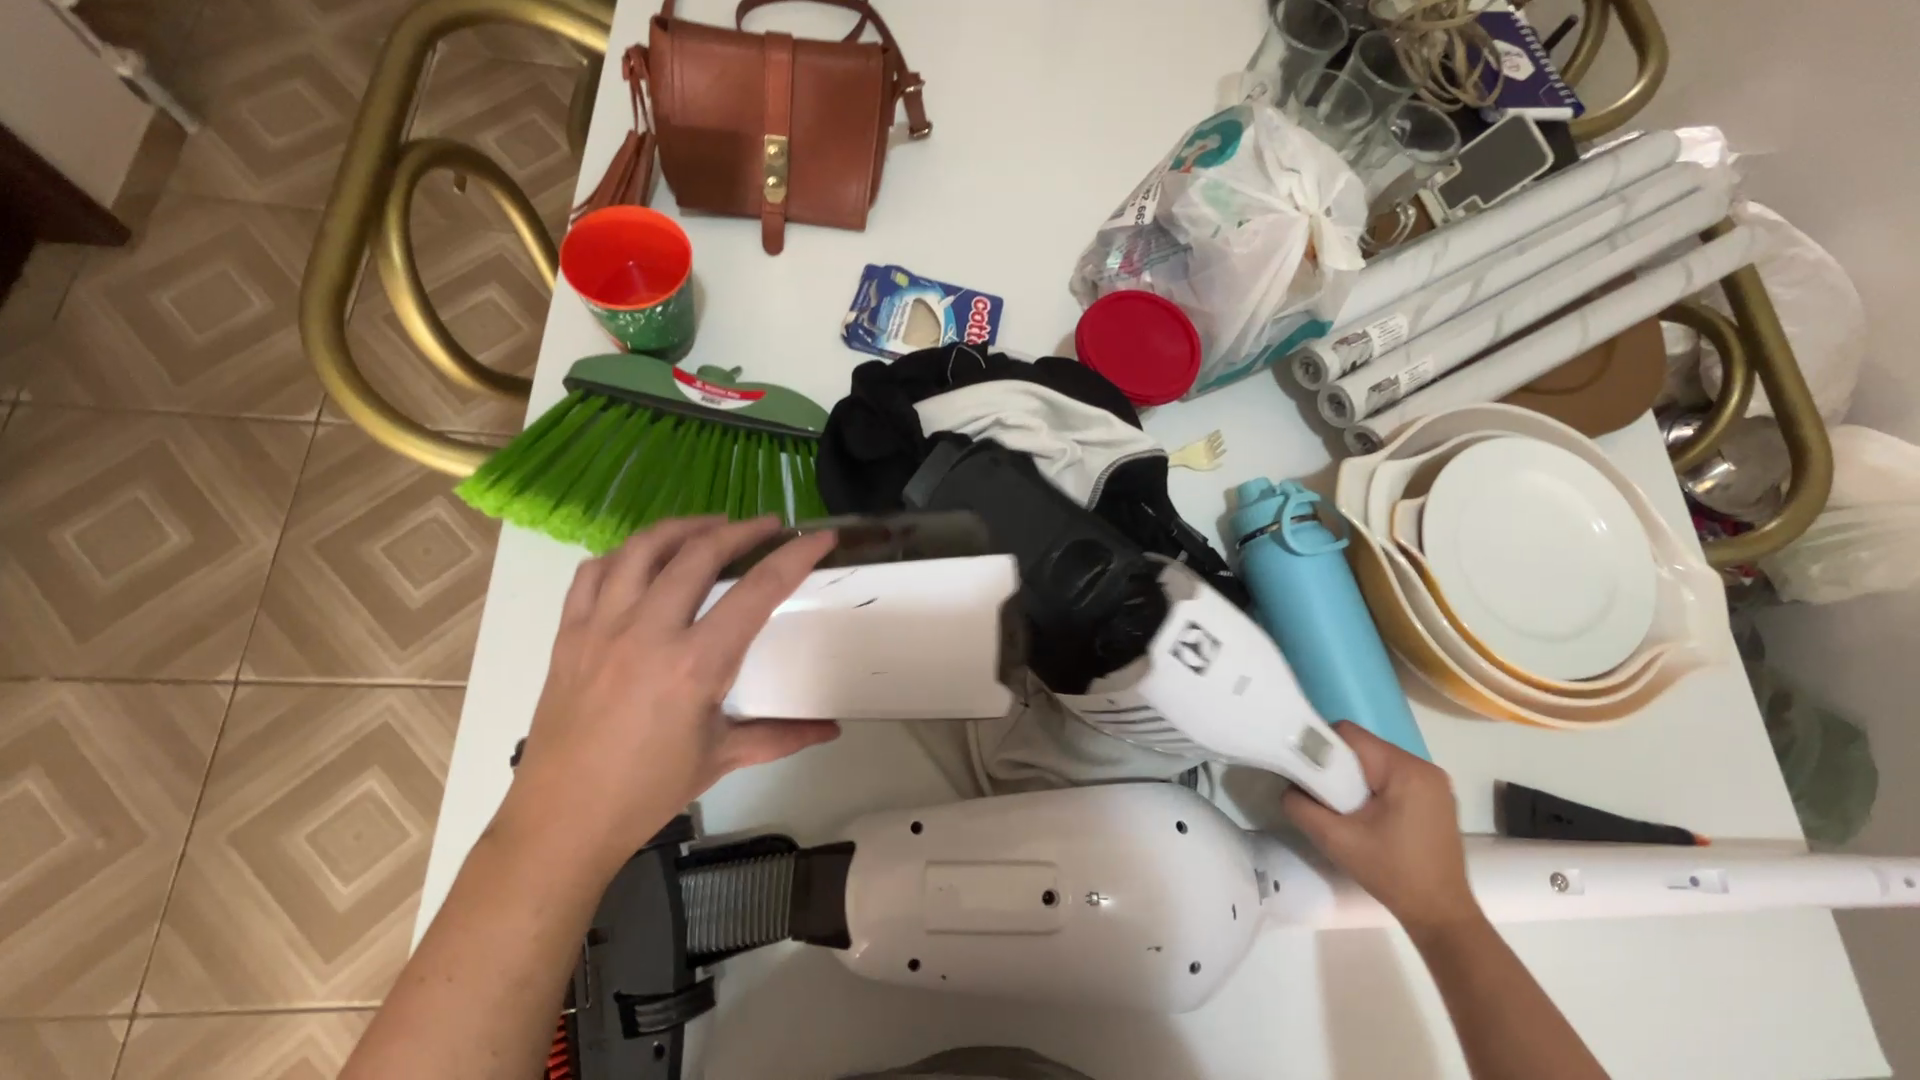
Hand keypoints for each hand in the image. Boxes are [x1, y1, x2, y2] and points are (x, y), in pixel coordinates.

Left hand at [507, 516, 841, 870]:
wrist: (563, 819)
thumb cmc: (647, 791)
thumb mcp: (720, 759)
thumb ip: (780, 736)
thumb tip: (831, 730)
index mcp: (695, 664)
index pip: (757, 591)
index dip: (794, 556)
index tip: (818, 537)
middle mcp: (648, 631)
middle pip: (699, 553)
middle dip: (741, 530)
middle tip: (766, 526)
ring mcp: (602, 627)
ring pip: (642, 550)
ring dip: (682, 528)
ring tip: (709, 526)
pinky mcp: (569, 633)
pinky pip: (593, 572)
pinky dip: (623, 554)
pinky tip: (642, 559)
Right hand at [1281, 722, 1478, 937]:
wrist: (1440, 913)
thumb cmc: (1390, 873)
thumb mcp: (1334, 840)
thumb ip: (1301, 806)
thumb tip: (1288, 786)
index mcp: (1405, 770)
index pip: (1350, 735)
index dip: (1321, 748)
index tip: (1308, 775)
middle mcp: (1425, 767)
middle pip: (1364, 747)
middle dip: (1339, 767)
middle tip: (1325, 797)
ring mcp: (1436, 783)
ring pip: (1378, 762)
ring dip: (1356, 779)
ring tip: (1346, 810)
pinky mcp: (1437, 798)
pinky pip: (1395, 777)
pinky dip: (1376, 789)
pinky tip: (1370, 818)